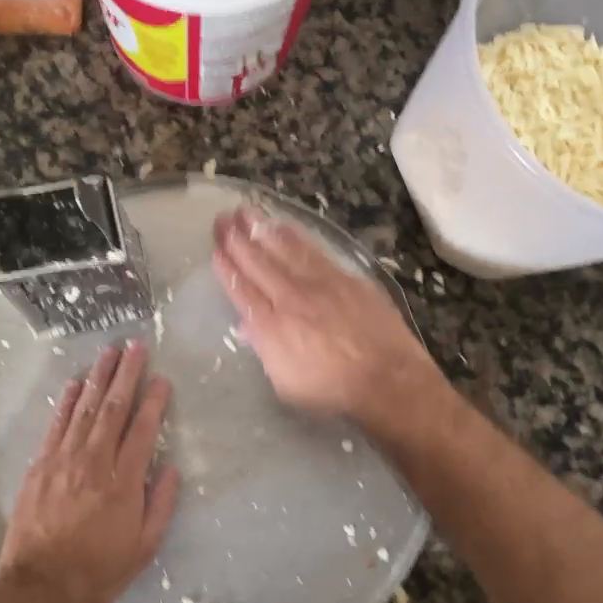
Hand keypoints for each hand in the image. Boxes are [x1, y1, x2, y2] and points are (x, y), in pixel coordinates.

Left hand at [0, 342, 180, 602]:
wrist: (40, 585)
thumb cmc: (98, 570)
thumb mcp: (144, 548)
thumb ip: (161, 505)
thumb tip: (172, 469)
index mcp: (123, 482)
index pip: (142, 430)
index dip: (153, 401)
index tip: (161, 378)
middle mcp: (94, 462)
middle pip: (113, 408)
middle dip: (126, 374)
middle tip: (135, 346)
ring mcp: (63, 460)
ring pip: (85, 408)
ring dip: (98, 377)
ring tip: (109, 351)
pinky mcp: (40, 465)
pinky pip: (56, 424)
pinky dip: (67, 401)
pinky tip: (76, 383)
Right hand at [212, 205, 442, 430]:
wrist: (387, 379)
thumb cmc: (333, 391)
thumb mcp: (286, 383)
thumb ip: (266, 350)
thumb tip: (249, 327)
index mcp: (270, 326)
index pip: (241, 291)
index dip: (227, 269)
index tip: (215, 250)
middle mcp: (290, 298)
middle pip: (258, 263)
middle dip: (237, 240)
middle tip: (222, 219)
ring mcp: (320, 284)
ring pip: (285, 250)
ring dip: (263, 229)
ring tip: (247, 212)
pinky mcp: (346, 278)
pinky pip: (313, 250)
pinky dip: (296, 236)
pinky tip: (284, 226)